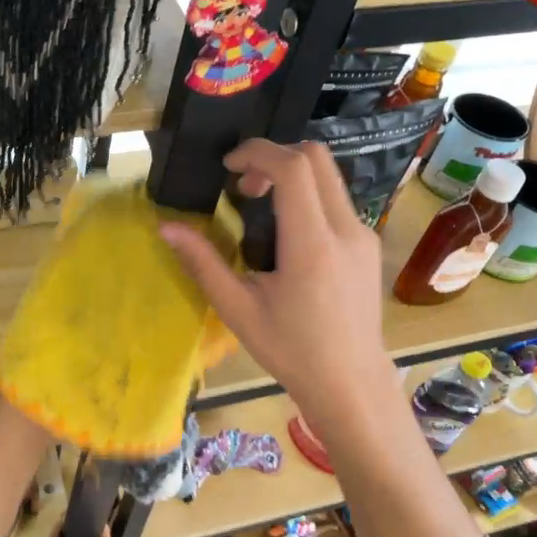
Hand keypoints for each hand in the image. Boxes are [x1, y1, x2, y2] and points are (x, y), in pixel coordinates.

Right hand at [159, 139, 394, 426]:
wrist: (351, 384)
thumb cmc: (291, 350)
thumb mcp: (238, 309)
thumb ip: (203, 263)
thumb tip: (166, 227)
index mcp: (312, 244)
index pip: (293, 168)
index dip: (257, 152)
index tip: (228, 168)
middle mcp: (345, 229)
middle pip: (316, 157)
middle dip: (274, 156)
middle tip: (244, 186)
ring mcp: (364, 234)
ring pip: (330, 175)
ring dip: (292, 174)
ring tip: (260, 206)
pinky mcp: (369, 243)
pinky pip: (337, 198)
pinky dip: (308, 194)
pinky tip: (286, 231)